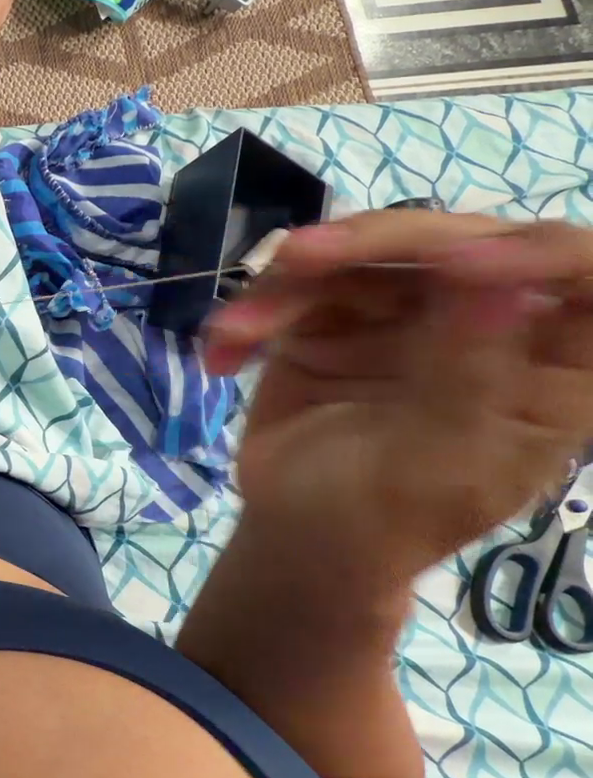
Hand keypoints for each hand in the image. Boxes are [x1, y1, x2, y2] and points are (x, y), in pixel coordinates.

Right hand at [204, 211, 592, 570]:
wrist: (297, 535)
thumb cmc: (384, 517)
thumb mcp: (436, 462)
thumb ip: (468, 374)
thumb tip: (497, 282)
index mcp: (553, 360)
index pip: (580, 274)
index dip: (531, 253)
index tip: (456, 265)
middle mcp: (486, 320)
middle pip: (450, 243)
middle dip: (370, 242)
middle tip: (296, 257)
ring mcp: (401, 316)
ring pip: (356, 256)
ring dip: (283, 286)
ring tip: (233, 332)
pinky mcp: (328, 320)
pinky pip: (289, 290)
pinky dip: (248, 316)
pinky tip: (221, 354)